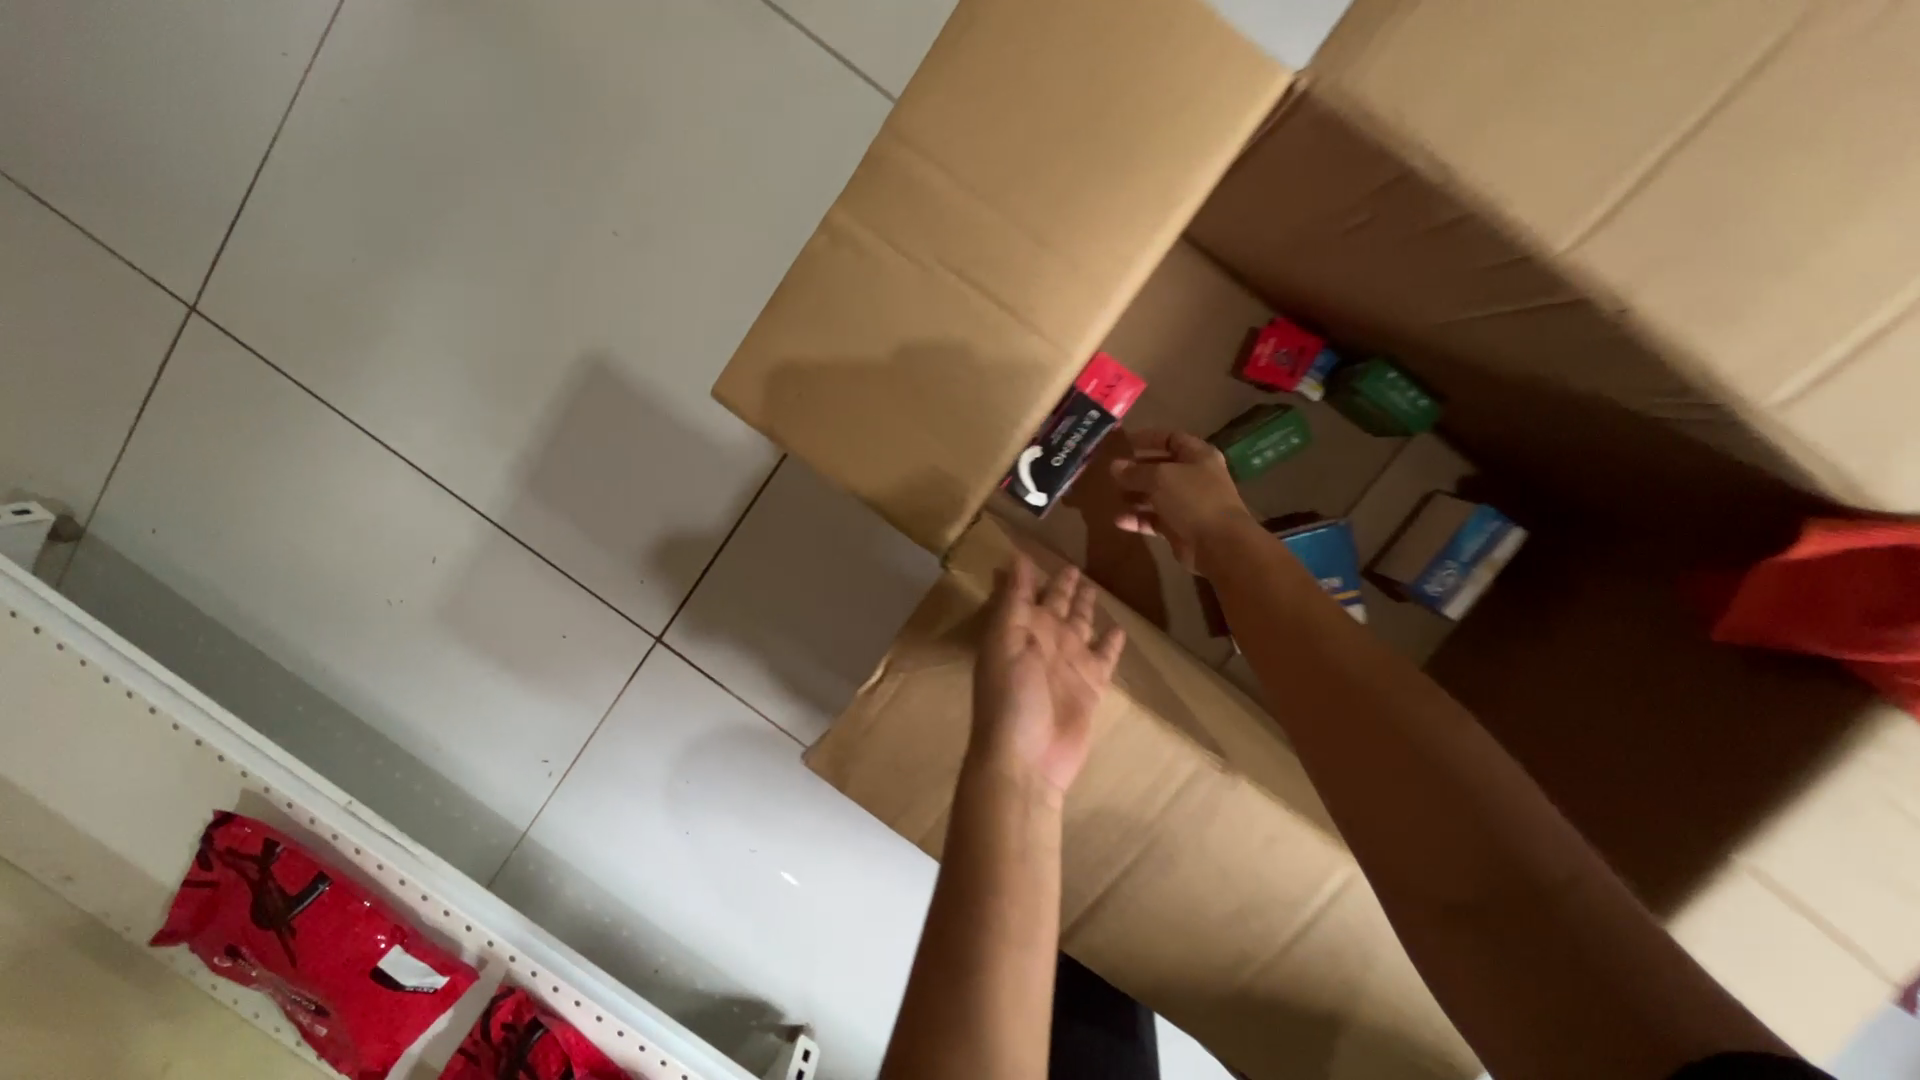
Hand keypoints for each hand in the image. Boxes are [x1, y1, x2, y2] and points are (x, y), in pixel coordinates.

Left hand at [973, 556, 1125, 796]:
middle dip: (1063, 586)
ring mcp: (1070, 663)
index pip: (1025, 593)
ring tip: (1093, 587)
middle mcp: (1046, 642)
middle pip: (1057, 605)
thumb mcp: (1004, 642)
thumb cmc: (1009, 698)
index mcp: (1020, 629)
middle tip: (1073, 564)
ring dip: (1086, 607)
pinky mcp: (1092, 685)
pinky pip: (1105, 656)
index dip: (1028, 573)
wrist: (1027, 758)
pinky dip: (1111, 643)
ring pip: (1082, 625)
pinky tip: (1119, 628)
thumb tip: (1014, 557)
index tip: (1031, 547)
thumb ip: (1012, 601)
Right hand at [1109, 428, 1256, 573]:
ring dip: (1135, 496)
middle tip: (1113, 473)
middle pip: (1161, 468)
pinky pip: (1155, 520)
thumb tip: (1114, 466)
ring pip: (1157, 495)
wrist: (1219, 544)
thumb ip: (1135, 472)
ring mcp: (1188, 504)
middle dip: (1137, 470)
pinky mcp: (1180, 528)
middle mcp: (1195, 477)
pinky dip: (1138, 519)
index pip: (1172, 439)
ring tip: (1114, 497)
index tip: (1124, 443)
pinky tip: (1119, 521)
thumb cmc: (1193, 499)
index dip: (1148, 438)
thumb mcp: (1160, 478)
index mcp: (1198, 456)